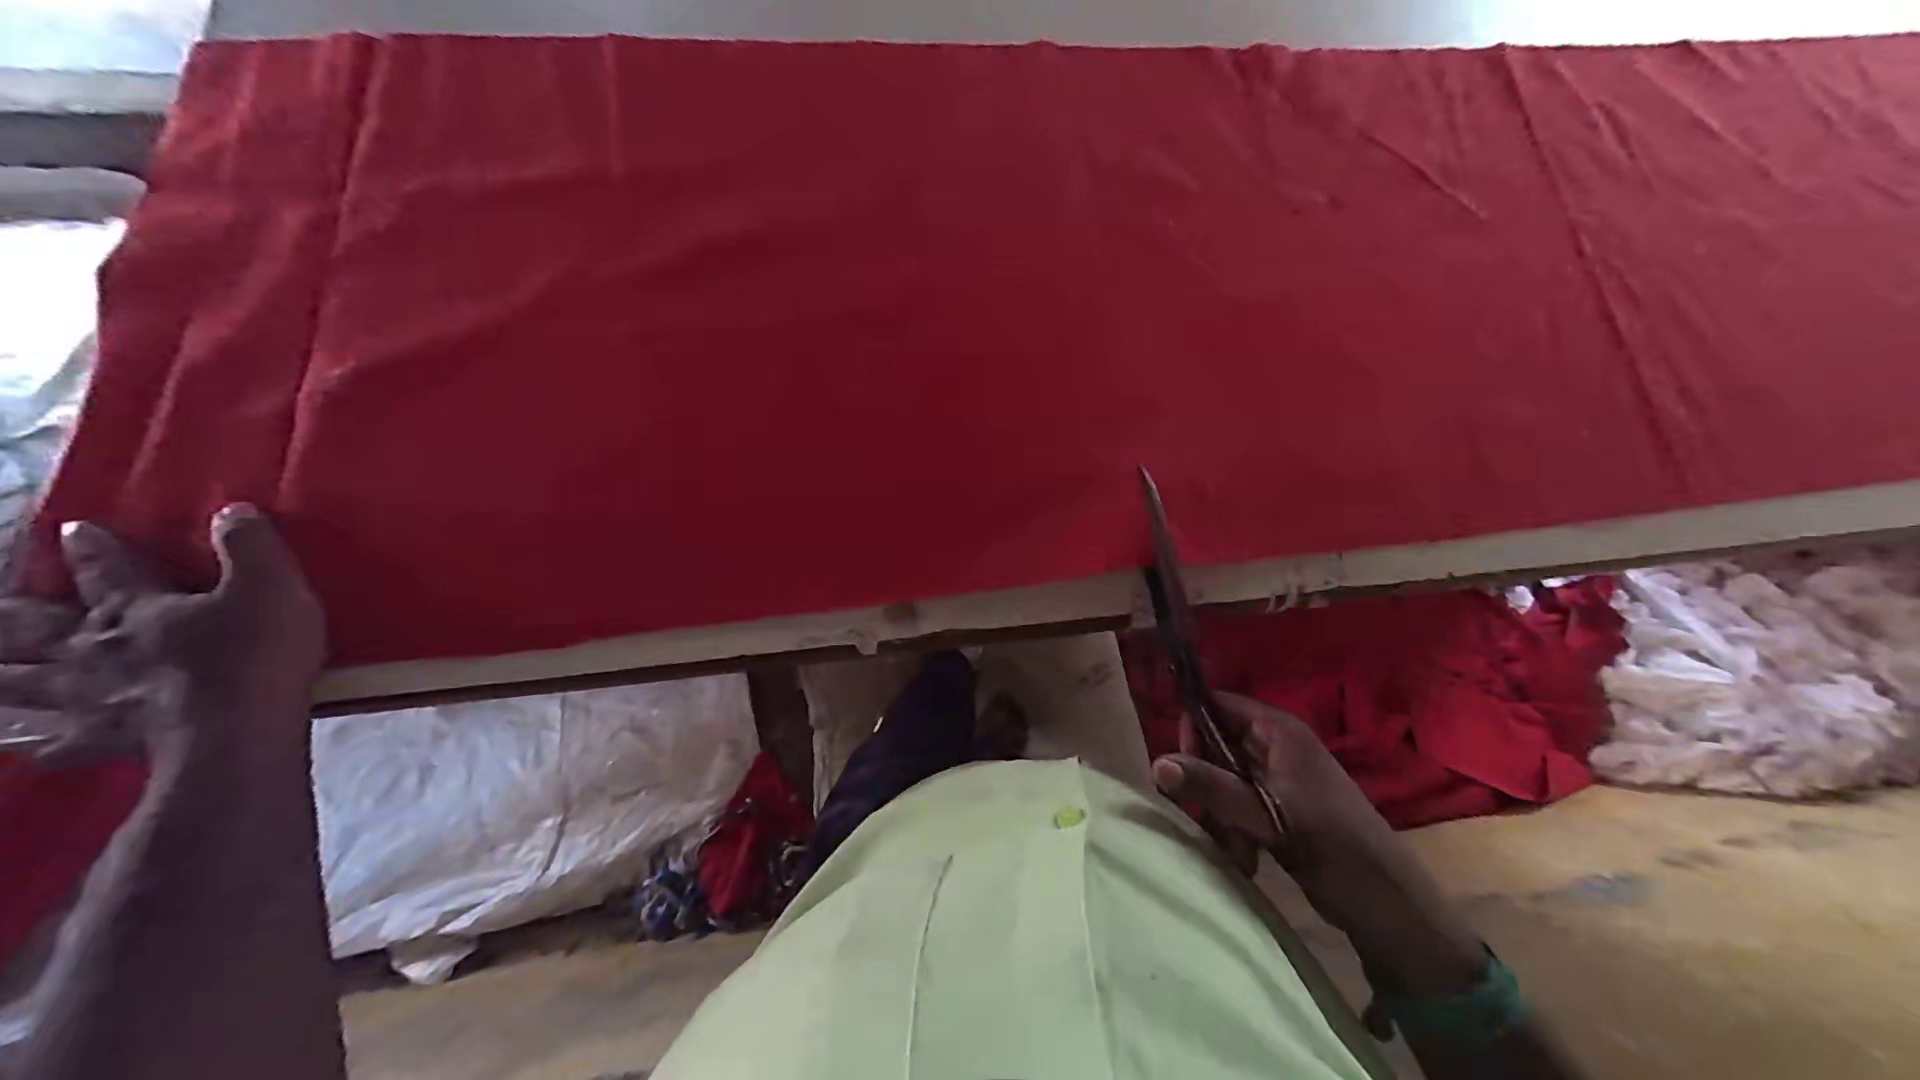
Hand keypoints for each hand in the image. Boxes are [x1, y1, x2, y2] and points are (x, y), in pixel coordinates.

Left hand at [0, 505, 323, 772]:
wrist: (233, 731)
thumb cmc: (255, 652)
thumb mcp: (273, 586)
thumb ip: (251, 547)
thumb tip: (230, 510)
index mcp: (136, 608)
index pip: (107, 568)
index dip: (91, 548)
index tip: (71, 529)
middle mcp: (95, 648)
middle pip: (34, 626)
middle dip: (10, 614)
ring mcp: (89, 696)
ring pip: (20, 684)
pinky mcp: (100, 739)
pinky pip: (57, 746)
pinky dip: (42, 747)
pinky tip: (34, 752)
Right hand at [1153, 691, 1487, 995]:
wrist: (1386, 904)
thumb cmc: (1332, 846)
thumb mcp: (1266, 816)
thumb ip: (1211, 787)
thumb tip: (1157, 763)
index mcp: (1279, 731)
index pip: (1217, 705)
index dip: (1193, 730)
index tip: (1180, 769)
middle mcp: (1276, 746)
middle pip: (1215, 744)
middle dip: (1204, 782)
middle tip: (1203, 817)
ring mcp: (1278, 777)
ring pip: (1223, 778)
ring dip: (1218, 813)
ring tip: (1232, 847)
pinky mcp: (1279, 807)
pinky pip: (1237, 803)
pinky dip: (1233, 828)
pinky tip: (1243, 856)